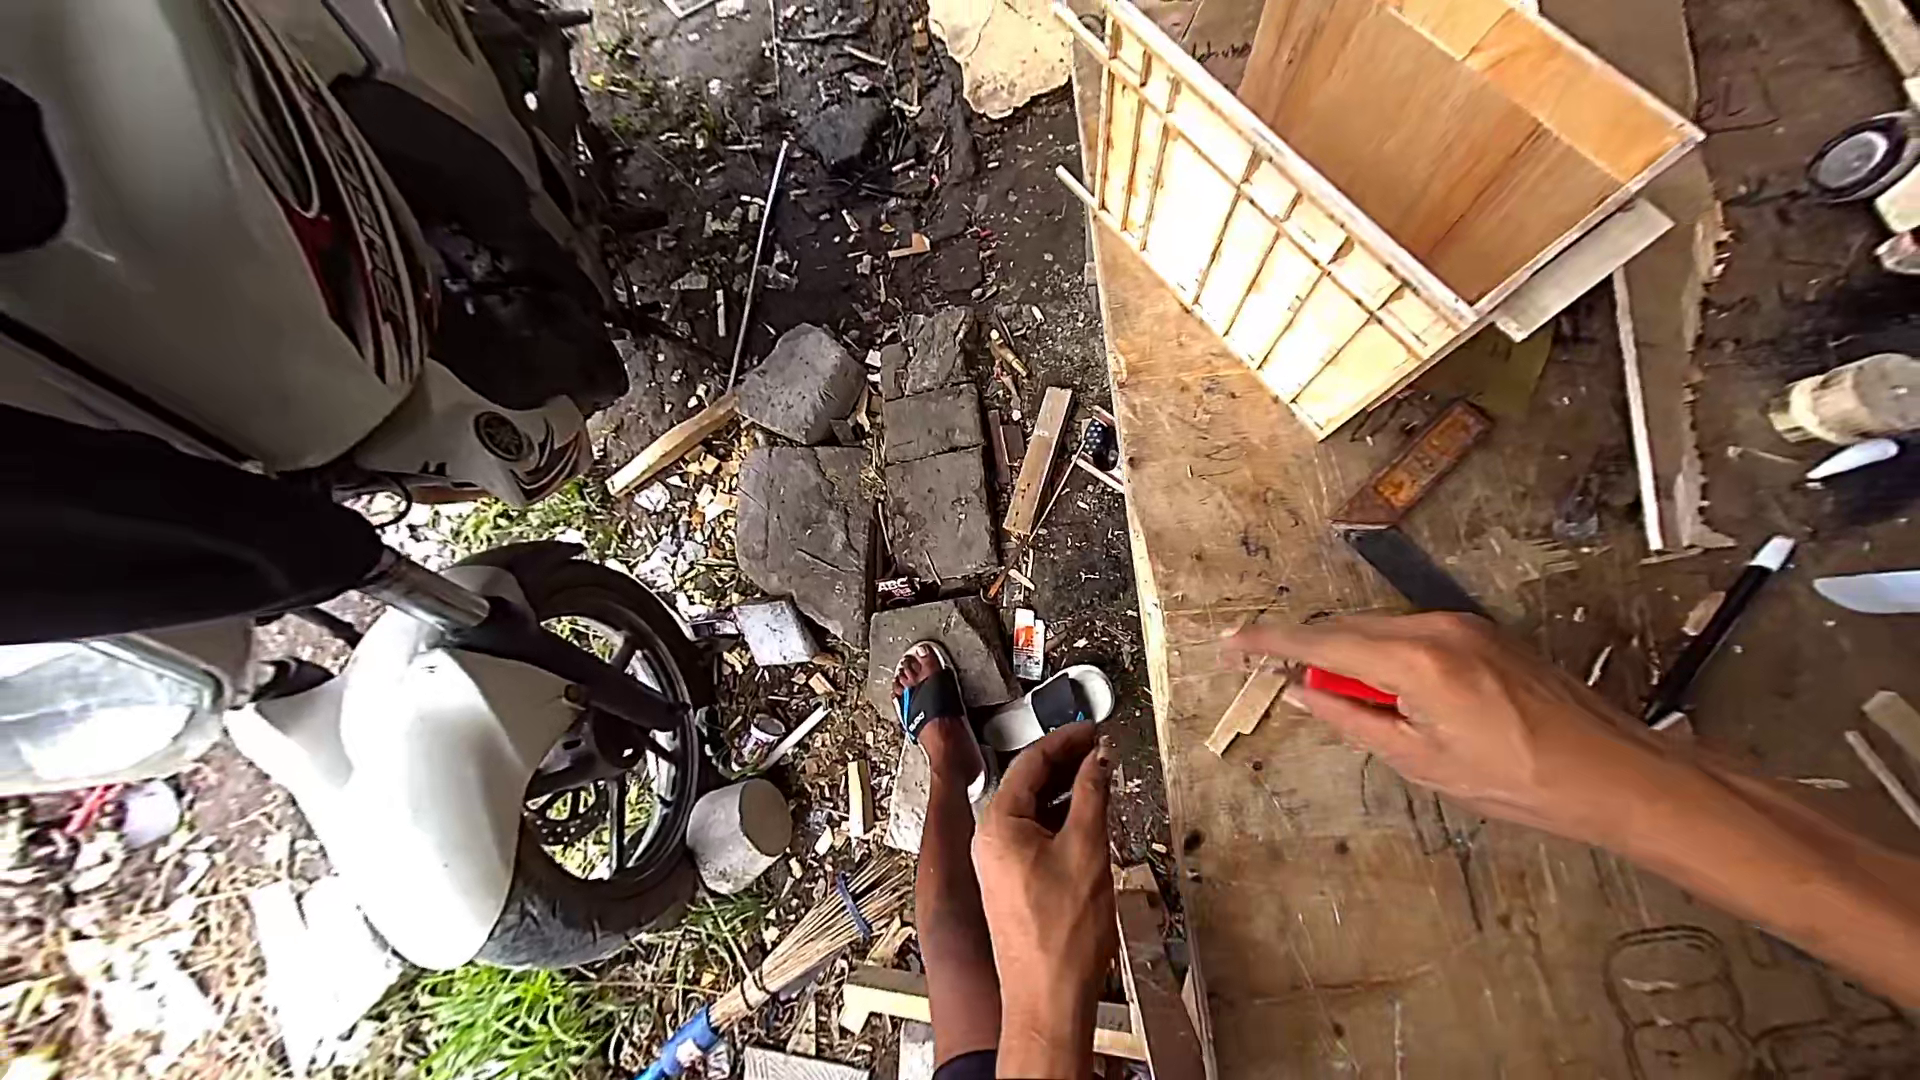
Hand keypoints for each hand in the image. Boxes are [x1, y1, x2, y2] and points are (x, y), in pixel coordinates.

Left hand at [972, 722, 1114, 1077]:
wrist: (1049, 1002)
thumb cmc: (1060, 940)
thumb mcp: (1086, 851)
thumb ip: (1091, 796)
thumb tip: (1097, 761)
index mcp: (997, 825)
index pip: (1030, 762)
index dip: (1064, 741)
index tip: (1089, 731)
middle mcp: (990, 838)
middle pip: (1028, 781)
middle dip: (1064, 762)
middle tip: (1096, 748)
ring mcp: (999, 859)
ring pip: (1033, 806)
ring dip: (1064, 788)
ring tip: (1096, 774)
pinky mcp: (1013, 877)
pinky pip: (1035, 830)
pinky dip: (1060, 816)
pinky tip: (1085, 813)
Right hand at [1225, 613, 1680, 847]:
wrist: (1627, 776)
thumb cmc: (1519, 782)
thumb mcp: (1419, 761)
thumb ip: (1347, 716)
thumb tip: (1298, 690)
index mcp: (1414, 661)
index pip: (1318, 642)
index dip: (1267, 642)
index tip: (1231, 646)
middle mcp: (1431, 627)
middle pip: (1342, 629)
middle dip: (1311, 655)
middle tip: (1299, 691)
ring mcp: (1457, 623)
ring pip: (1372, 630)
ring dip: (1348, 658)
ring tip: (1364, 704)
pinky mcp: (1476, 630)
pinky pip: (1403, 633)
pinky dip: (1380, 656)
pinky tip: (1397, 692)